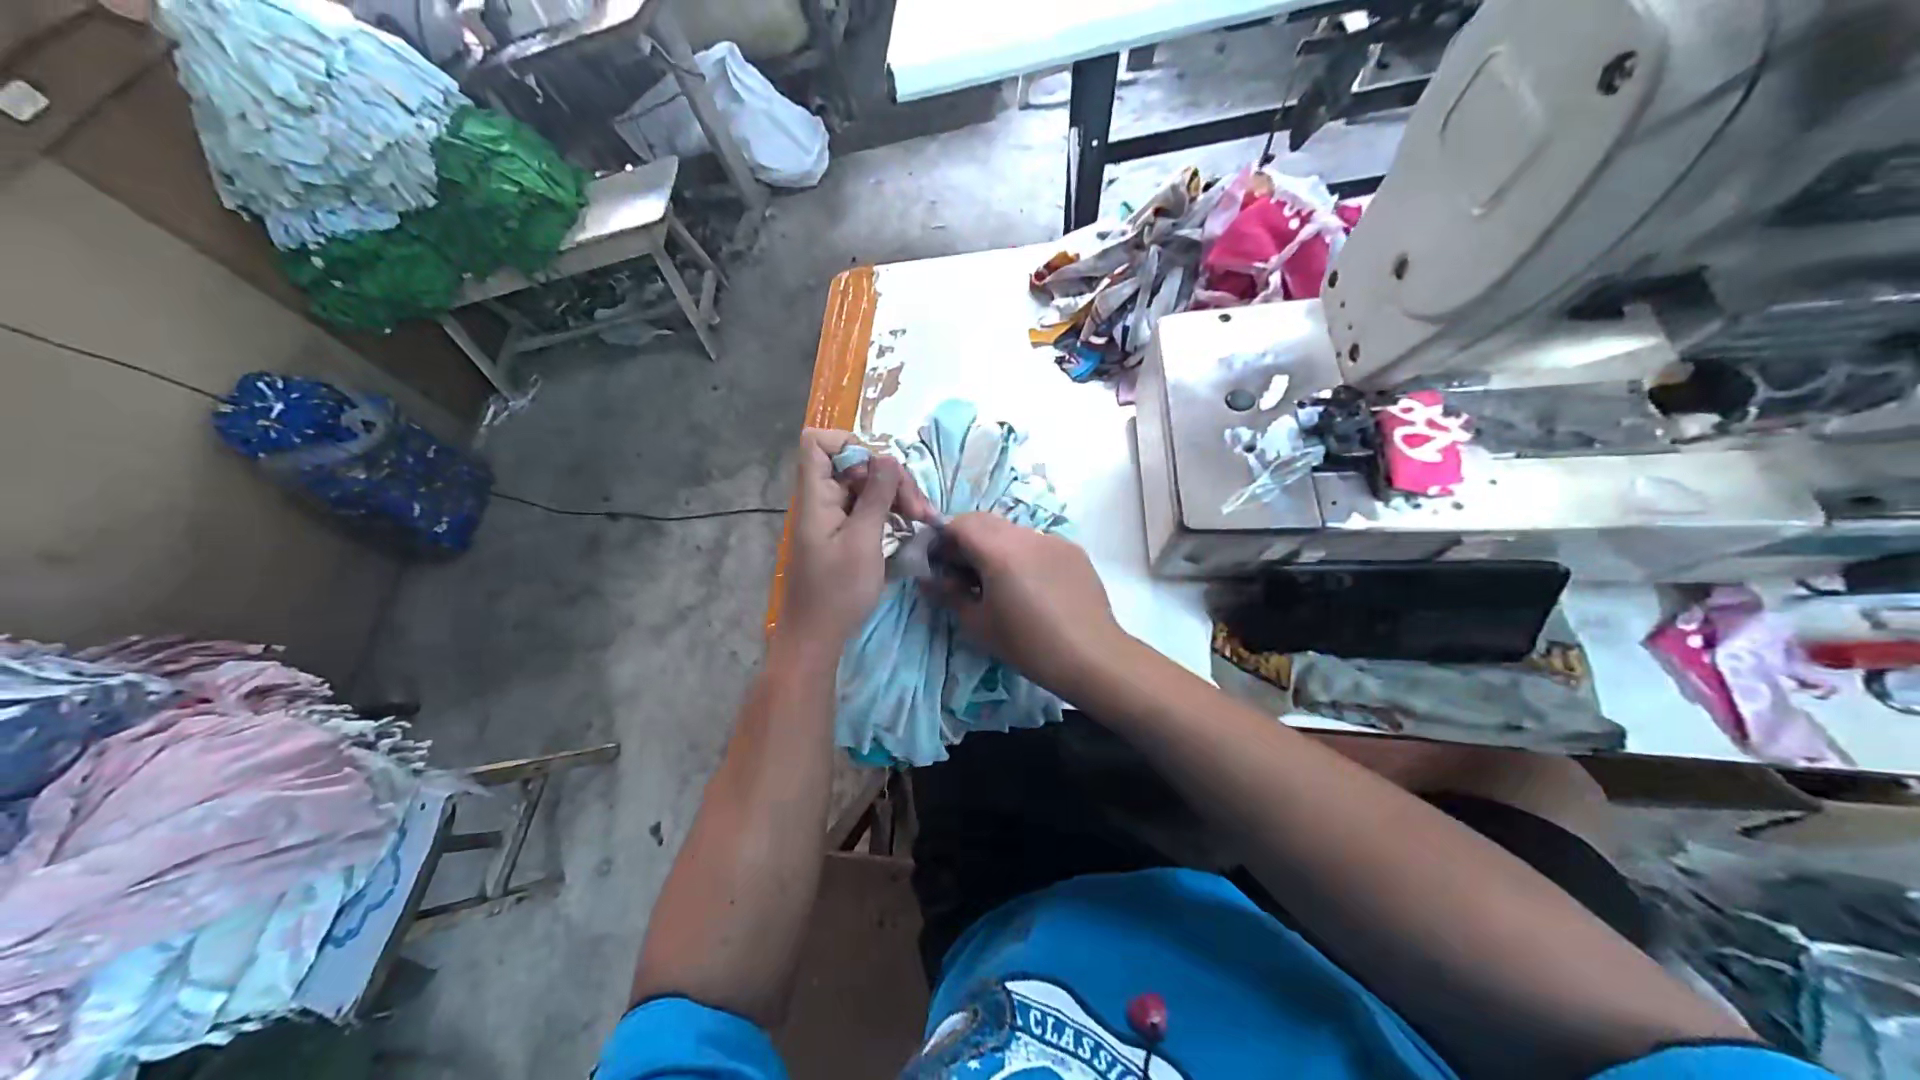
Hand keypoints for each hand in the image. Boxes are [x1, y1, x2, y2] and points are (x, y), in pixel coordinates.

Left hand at [781, 429, 930, 650]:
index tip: (880, 472)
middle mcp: (821, 501)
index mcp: (816, 497)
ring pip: (866, 488)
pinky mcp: (844, 536)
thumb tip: (887, 457)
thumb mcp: (863, 541)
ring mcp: (833, 519)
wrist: (816, 638)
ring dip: (896, 498)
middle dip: (889, 479)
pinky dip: (890, 515)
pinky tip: (912, 529)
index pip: (817, 443)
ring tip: (923, 520)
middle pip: (854, 465)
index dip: (849, 445)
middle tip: (918, 509)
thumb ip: (875, 496)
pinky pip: (867, 510)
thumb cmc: (837, 591)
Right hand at [926, 513, 1129, 698]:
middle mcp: (1027, 535)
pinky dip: (1023, 556)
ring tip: (997, 583)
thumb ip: (949, 594)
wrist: (1091, 657)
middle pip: (985, 522)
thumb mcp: (978, 624)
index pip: (960, 524)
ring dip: (995, 547)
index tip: (938, 565)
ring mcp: (1054, 540)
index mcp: (999, 550)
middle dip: (967, 541)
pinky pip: (1038, 544)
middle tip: (962, 574)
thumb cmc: (1028, 644)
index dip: (943, 540)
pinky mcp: (1074, 551)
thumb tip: (928, 579)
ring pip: (1013, 532)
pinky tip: (1030, 588)